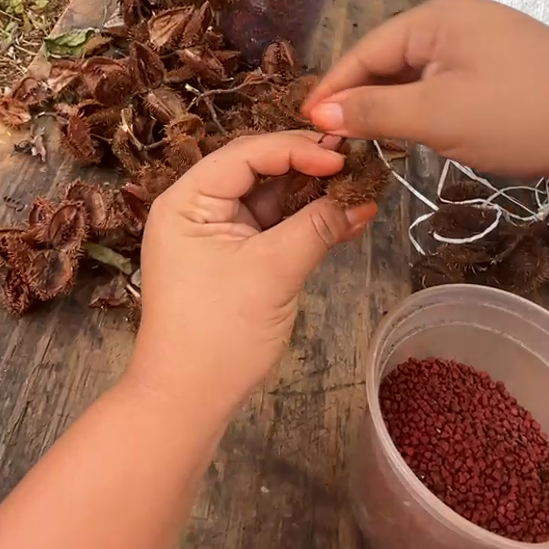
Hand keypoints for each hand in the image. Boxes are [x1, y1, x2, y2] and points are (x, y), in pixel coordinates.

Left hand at [128, 132, 377, 417]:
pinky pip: (274, 227)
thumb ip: (316, 227)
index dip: (295, 149)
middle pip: (258, 170)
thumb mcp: (272, 272)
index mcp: (187, 199)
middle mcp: (197, 207)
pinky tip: (347, 220)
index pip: (245, 154)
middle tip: (358, 164)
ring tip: (361, 189)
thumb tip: (360, 198)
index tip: (342, 157)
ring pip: (271, 198)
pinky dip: (306, 224)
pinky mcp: (235, 256)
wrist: (188, 399)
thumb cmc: (219, 333)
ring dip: (313, 196)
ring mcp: (216, 232)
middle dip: (308, 169)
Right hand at [300, 0, 548, 187]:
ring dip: (392, 104)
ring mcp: (487, 41)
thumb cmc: (516, 116)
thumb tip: (320, 115)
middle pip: (391, 58)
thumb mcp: (434, 116)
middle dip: (361, 96)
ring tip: (367, 137)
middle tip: (333, 137)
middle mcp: (459, 18)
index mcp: (438, 16)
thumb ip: (372, 111)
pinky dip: (425, 106)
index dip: (333, 89)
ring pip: (420, 72)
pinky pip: (448, 82)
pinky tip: (417, 129)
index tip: (304, 123)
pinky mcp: (507, 67)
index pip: (366, 50)